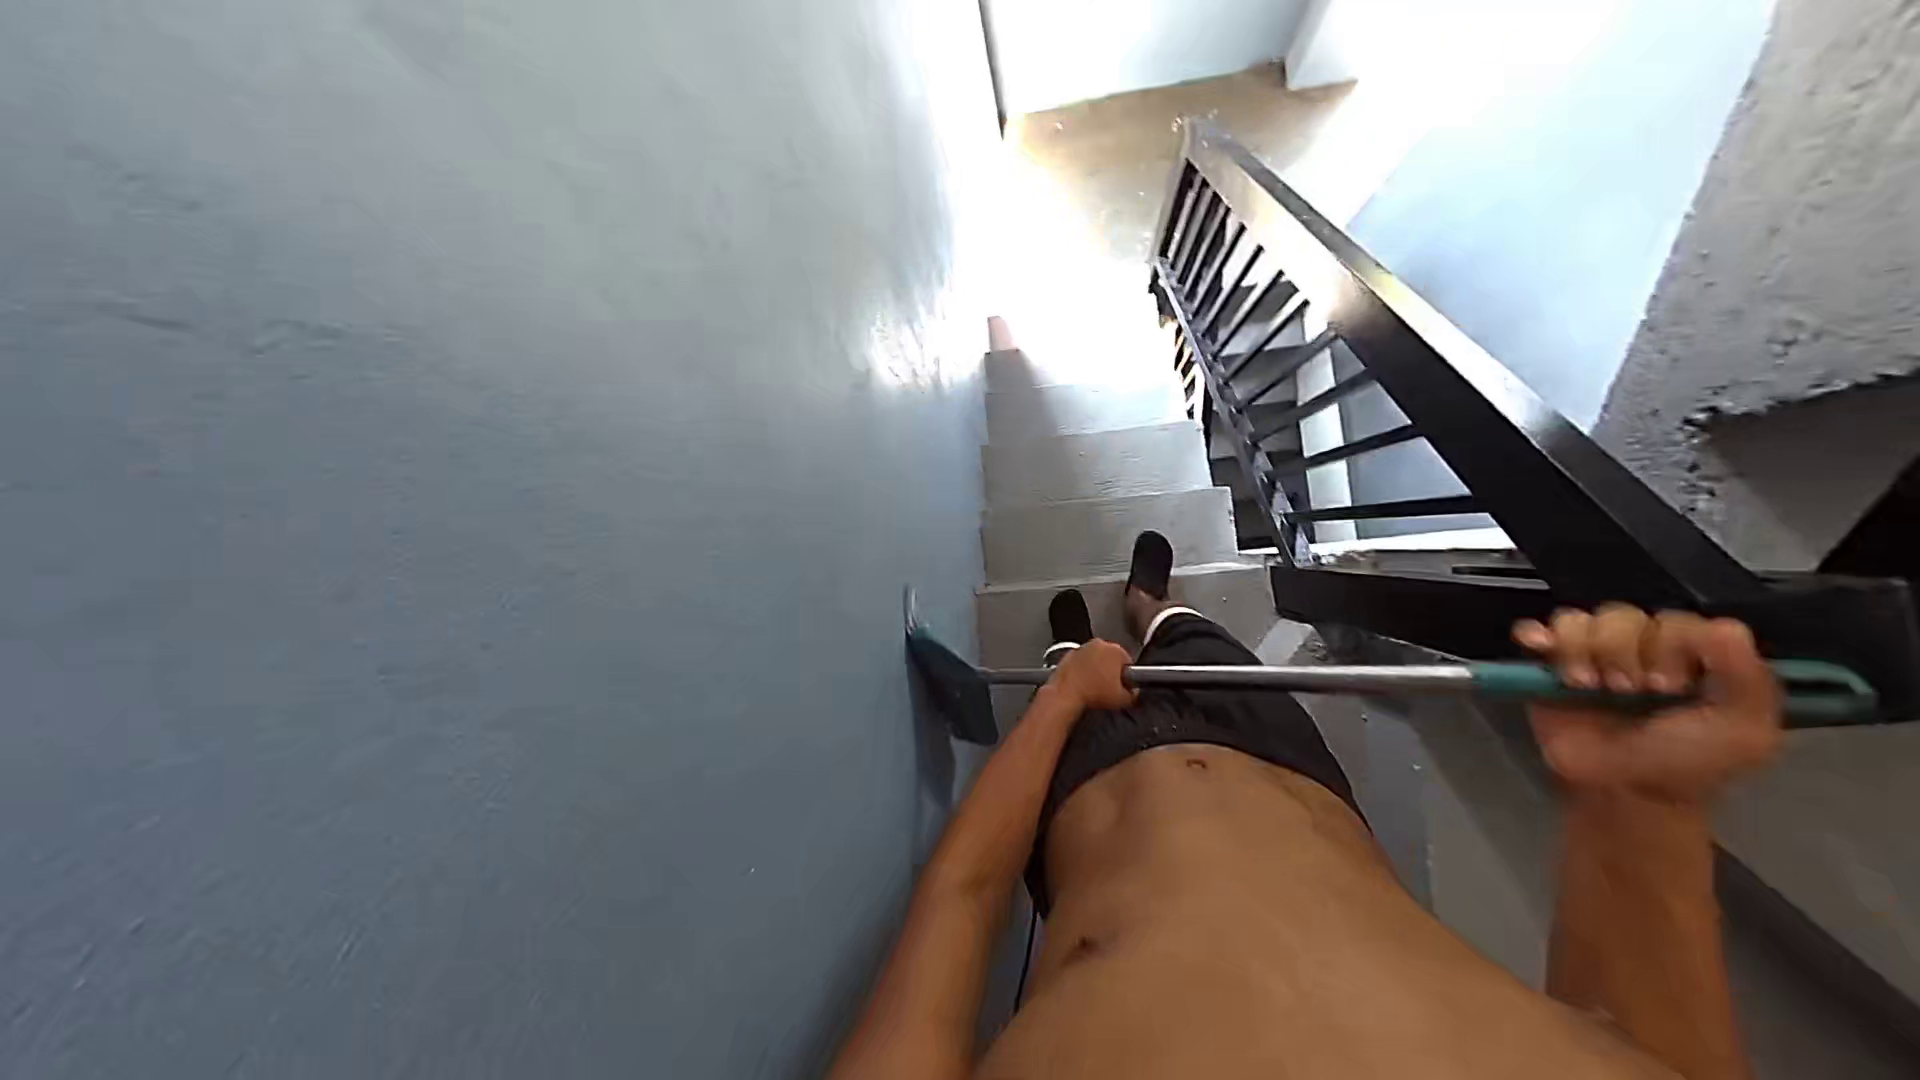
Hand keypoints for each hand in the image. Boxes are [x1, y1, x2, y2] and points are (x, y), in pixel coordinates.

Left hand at [1046, 639, 1138, 711]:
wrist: (1065, 695)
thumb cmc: (1093, 693)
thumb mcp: (1123, 700)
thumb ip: (1134, 695)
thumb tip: (1135, 694)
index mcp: (1115, 650)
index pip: (1128, 661)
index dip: (1127, 676)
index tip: (1124, 685)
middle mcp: (1098, 644)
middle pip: (1111, 657)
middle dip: (1111, 670)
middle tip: (1110, 687)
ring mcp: (1082, 648)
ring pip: (1095, 658)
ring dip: (1097, 669)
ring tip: (1095, 686)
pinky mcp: (1069, 654)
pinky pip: (1081, 662)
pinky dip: (1082, 669)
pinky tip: (1083, 683)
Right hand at [1513, 605, 1782, 804]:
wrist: (1621, 789)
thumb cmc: (1687, 761)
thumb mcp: (1744, 731)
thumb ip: (1748, 679)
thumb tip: (1725, 625)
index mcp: (1687, 656)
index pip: (1673, 620)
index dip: (1670, 646)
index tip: (1670, 687)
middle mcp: (1636, 648)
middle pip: (1620, 615)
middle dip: (1622, 652)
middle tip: (1628, 692)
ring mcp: (1586, 655)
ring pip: (1576, 620)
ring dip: (1581, 651)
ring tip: (1586, 686)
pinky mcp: (1544, 666)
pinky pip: (1531, 630)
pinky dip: (1534, 633)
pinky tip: (1541, 648)